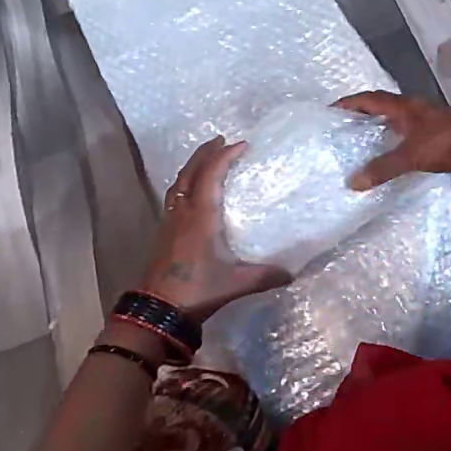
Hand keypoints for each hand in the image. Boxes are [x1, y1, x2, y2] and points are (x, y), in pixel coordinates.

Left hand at [141, 137, 290, 321]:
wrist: (158, 309)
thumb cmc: (197, 291)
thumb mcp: (235, 284)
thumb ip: (264, 276)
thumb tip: (292, 273)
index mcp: (201, 217)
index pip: (211, 175)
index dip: (225, 156)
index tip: (242, 145)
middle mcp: (183, 212)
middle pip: (191, 172)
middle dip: (206, 152)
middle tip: (221, 140)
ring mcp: (170, 221)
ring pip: (179, 183)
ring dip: (193, 166)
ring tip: (207, 159)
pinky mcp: (164, 232)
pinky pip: (174, 196)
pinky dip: (185, 184)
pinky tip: (191, 191)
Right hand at [333, 91, 450, 189]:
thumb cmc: (447, 143)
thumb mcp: (411, 156)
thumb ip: (383, 168)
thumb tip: (353, 182)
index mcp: (405, 106)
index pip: (370, 99)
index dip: (350, 103)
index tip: (331, 109)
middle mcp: (414, 108)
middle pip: (382, 105)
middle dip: (362, 112)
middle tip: (344, 124)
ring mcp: (427, 119)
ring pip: (396, 117)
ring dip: (379, 124)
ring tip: (362, 138)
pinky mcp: (436, 131)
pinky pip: (407, 130)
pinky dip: (394, 136)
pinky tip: (391, 150)